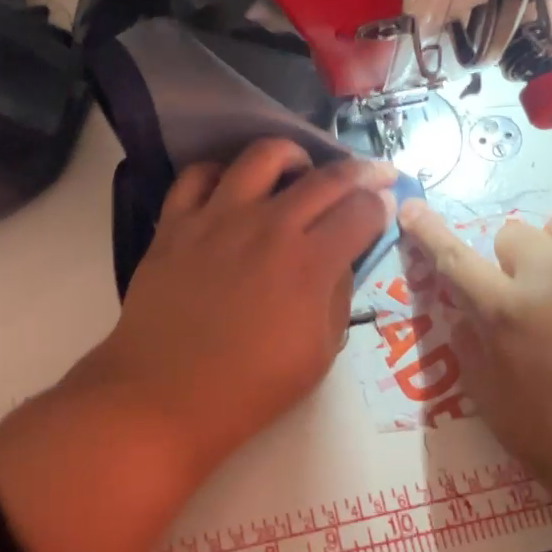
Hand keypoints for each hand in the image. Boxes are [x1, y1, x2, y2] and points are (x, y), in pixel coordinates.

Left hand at [0, 139, 396, 551]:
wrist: (164, 396)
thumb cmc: (250, 388)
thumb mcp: (319, 353)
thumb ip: (337, 296)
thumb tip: (340, 260)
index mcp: (310, 262)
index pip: (361, 211)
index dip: (382, 204)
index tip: (387, 205)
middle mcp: (268, 225)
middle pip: (326, 177)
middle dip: (360, 171)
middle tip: (371, 175)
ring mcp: (217, 218)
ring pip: (262, 155)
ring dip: (292, 157)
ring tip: (298, 172)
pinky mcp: (176, 223)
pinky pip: (199, 175)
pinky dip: (223, 172)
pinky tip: (233, 188)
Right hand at [397, 201, 551, 551]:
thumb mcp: (498, 408)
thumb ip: (472, 348)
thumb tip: (464, 309)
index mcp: (506, 311)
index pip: (453, 257)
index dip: (428, 232)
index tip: (411, 209)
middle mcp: (550, 271)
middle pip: (511, 236)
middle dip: (515, 268)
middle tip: (538, 309)